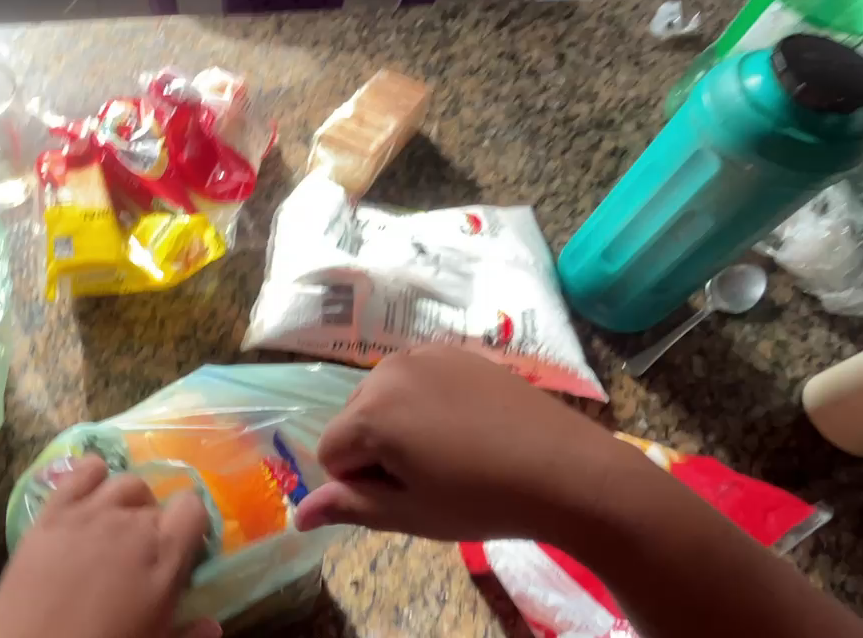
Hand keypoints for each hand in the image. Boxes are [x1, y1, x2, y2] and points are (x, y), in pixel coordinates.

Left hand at [0, 455, 219, 637]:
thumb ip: (188, 634)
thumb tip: (214, 625)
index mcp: (163, 557)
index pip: (193, 507)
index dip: (190, 523)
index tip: (182, 547)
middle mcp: (131, 523)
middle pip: (156, 501)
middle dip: (155, 523)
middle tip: (142, 556)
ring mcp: (91, 512)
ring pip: (124, 482)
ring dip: (128, 501)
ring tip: (119, 526)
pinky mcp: (55, 510)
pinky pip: (82, 471)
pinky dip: (93, 473)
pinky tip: (93, 489)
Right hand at [293, 346, 636, 546]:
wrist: (563, 467)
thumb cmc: (481, 499)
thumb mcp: (411, 513)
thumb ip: (349, 507)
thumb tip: (299, 514)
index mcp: (371, 412)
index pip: (330, 452)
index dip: (360, 482)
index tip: (405, 493)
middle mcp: (386, 371)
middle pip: (353, 418)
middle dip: (375, 448)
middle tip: (429, 474)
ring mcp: (420, 352)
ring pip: (381, 396)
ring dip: (397, 422)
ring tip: (448, 449)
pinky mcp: (450, 348)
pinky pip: (413, 376)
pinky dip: (423, 398)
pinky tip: (463, 422)